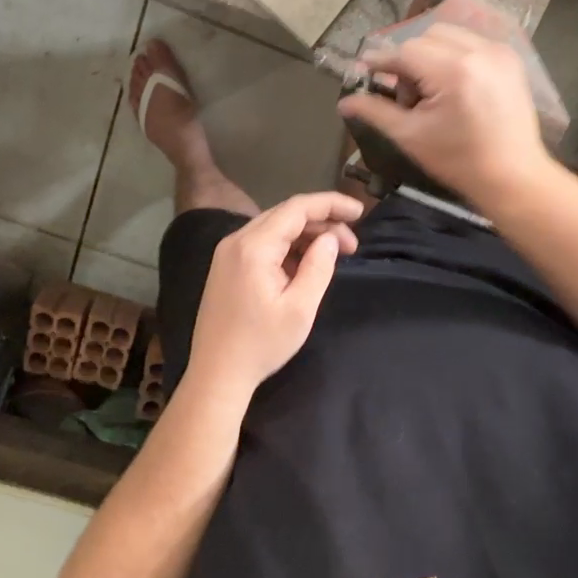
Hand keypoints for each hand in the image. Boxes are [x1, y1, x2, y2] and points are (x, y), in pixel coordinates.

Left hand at [188, 192, 363, 394]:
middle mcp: (236, 241)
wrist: (217, 373)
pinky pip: (261, 245)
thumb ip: (318, 267)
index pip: (297, 209)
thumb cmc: (261, 344)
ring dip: (305, 236)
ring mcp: (227, 254)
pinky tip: (305, 266)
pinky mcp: (225, 268)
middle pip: (284, 215)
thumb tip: (331, 239)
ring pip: (273, 230)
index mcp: (254, 247)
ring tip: (334, 255)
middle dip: (322, 223)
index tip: (360, 212)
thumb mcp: (300, 308)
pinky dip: (287, 249)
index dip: (331, 204)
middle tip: (352, 245)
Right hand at [337, 14, 557, 205]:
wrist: (511, 176)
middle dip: (410, 61)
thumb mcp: (411, 137)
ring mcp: (499, 52)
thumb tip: (344, 102)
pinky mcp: (510, 58)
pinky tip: (452, 87)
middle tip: (408, 98)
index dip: (382, 61)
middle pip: (426, 37)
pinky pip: (472, 42)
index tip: (364, 70)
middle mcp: (479, 51)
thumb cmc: (458, 162)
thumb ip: (376, 112)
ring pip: (449, 35)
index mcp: (453, 71)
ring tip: (432, 92)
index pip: (406, 51)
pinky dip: (454, 56)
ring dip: (431, 55)